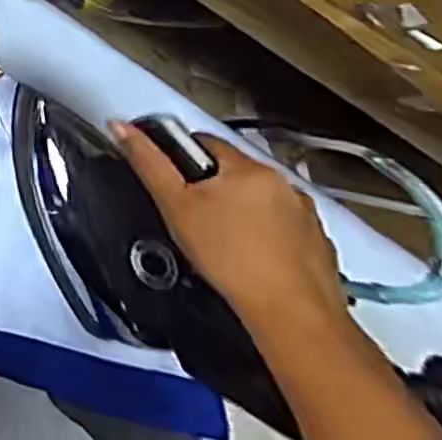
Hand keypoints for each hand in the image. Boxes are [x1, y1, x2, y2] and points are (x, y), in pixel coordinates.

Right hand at [111, 124, 347, 326]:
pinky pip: (280, 224)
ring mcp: (307, 216)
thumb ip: (146, 159)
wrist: (291, 315)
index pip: (202, 141)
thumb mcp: (173, 203)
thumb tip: (121, 126)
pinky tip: (245, 252)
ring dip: (236, 207)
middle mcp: (286, 185)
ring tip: (218, 236)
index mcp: (250, 169)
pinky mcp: (319, 243)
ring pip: (255, 197)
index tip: (170, 181)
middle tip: (190, 212)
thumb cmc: (232, 259)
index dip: (178, 157)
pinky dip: (261, 231)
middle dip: (207, 186)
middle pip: (230, 170)